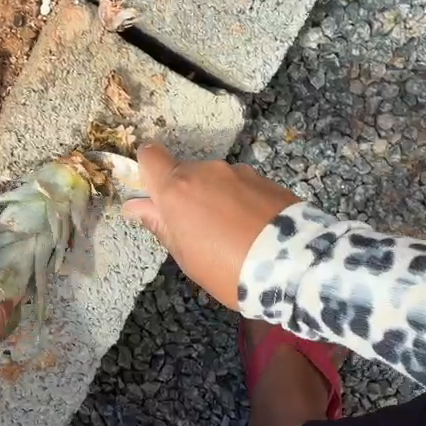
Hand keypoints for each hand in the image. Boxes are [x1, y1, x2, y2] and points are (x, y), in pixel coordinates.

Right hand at [122, 143, 299, 310]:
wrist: (290, 264)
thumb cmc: (226, 269)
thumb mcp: (186, 256)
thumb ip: (160, 225)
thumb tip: (135, 207)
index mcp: (176, 189)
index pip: (150, 156)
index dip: (148, 171)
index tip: (155, 195)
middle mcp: (205, 171)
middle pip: (184, 173)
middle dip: (187, 195)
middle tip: (199, 231)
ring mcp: (237, 172)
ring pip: (214, 180)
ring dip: (216, 199)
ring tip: (233, 234)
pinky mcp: (264, 179)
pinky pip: (241, 187)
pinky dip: (241, 202)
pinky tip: (253, 229)